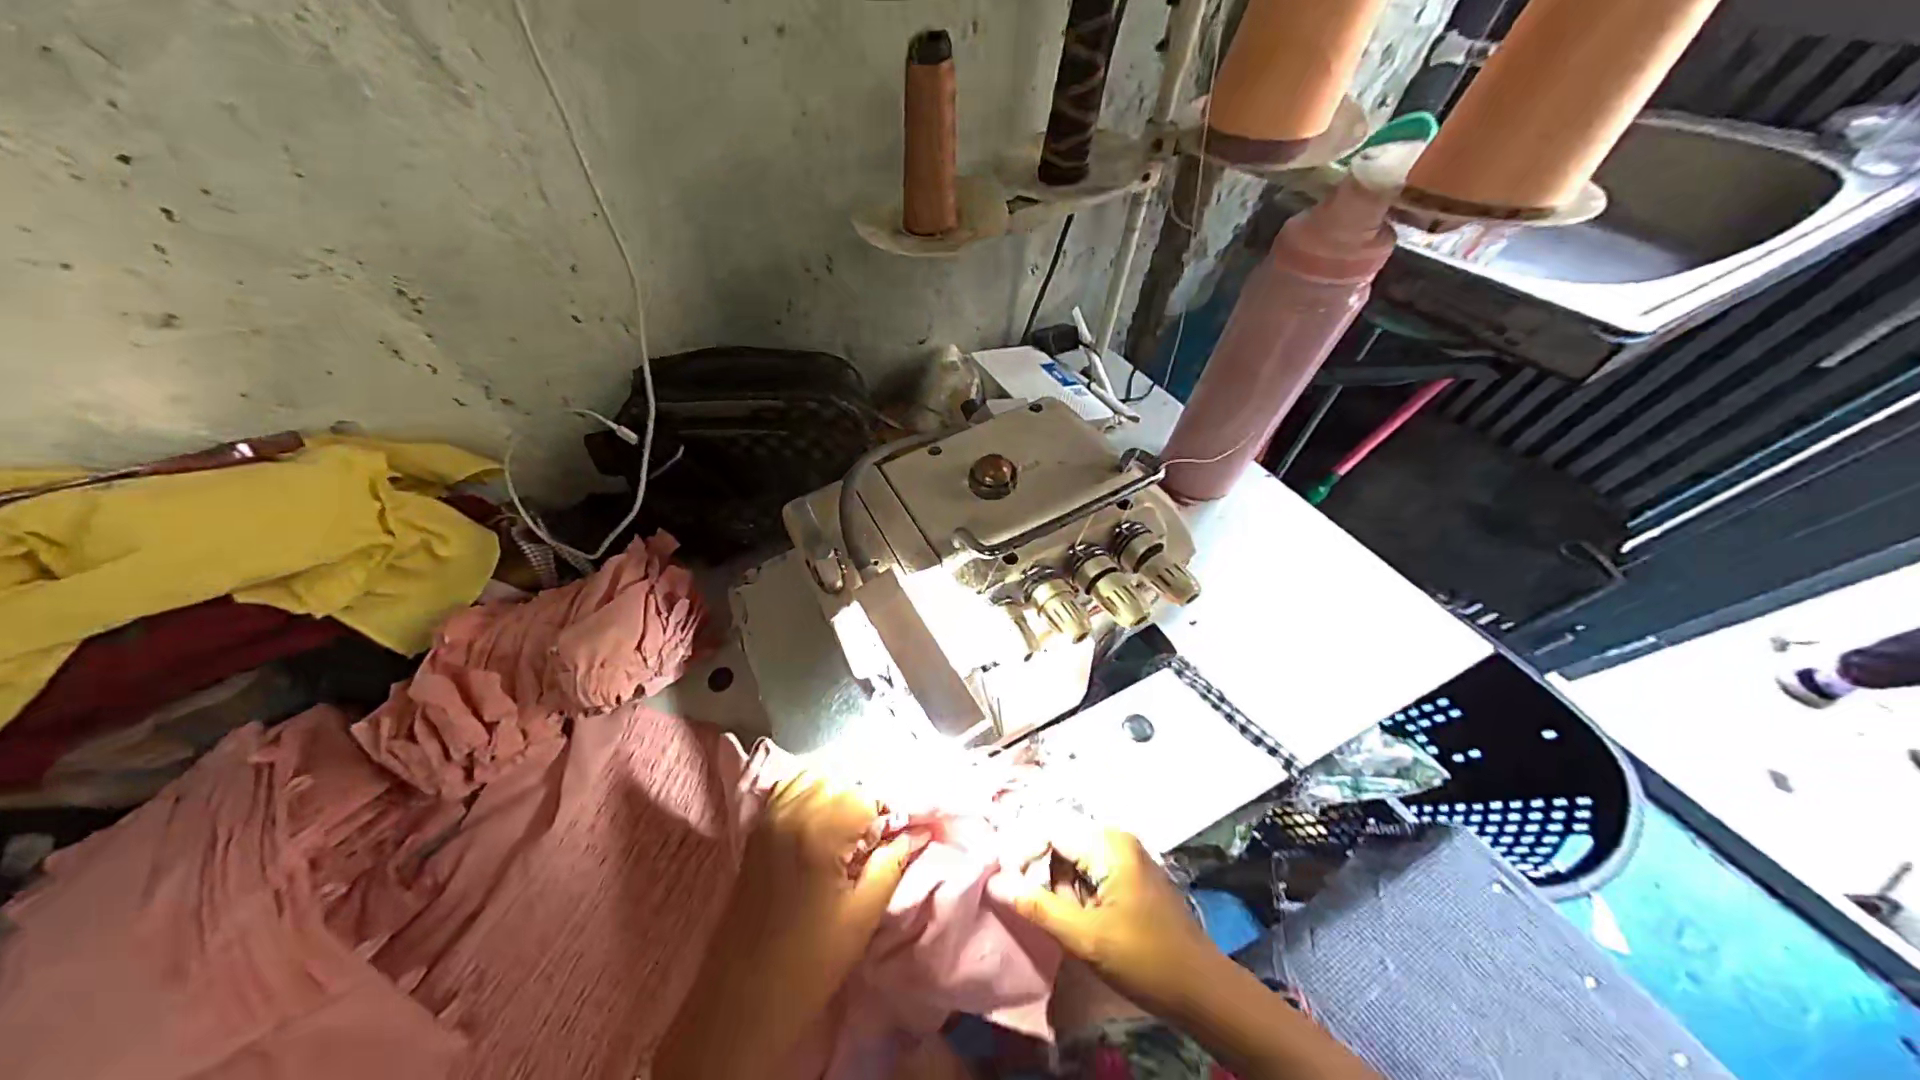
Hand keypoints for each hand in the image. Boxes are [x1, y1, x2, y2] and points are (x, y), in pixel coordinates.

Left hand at [658, 769, 920, 1077]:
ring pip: (814, 780)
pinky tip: (819, 832)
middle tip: (871, 843)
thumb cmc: (810, 962)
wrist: (743, 999)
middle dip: (862, 804)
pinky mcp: (755, 831)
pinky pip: (789, 792)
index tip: (893, 840)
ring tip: (845, 837)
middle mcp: (790, 813)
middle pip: (840, 781)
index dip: (887, 814)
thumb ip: (892, 862)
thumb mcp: (863, 914)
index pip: (866, 794)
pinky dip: (809, 798)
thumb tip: (917, 831)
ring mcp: (767, 819)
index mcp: (819, 831)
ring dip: (836, 798)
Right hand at [998, 820, 1223, 1019]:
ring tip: (1055, 919)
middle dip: (1039, 871)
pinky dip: (1073, 893)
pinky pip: (1088, 872)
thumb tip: (996, 883)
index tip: (1006, 884)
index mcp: (1109, 844)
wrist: (1201, 990)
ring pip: (1072, 859)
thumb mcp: (1085, 937)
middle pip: (1060, 841)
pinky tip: (1073, 920)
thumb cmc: (1144, 959)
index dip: (1023, 853)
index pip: (1049, 829)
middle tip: (1030, 908)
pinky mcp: (1128, 877)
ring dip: (1056, 885)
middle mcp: (1116, 840)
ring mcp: (1124, 858)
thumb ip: (1038, 907)